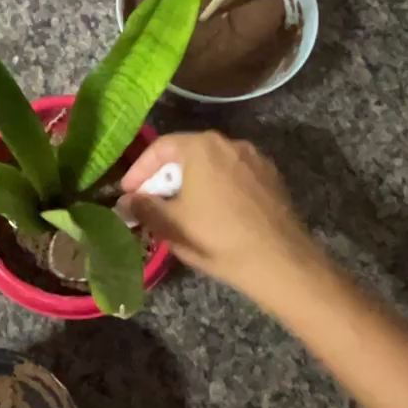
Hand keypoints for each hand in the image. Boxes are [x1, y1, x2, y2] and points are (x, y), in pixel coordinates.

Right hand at [119, 131, 330, 304]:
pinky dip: (217, 189)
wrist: (281, 263)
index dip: (139, 170)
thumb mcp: (171, 225)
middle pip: (187, 153)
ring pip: (213, 165)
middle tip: (151, 200)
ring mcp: (255, 159)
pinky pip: (234, 177)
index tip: (128, 192)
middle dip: (165, 176)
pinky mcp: (272, 178)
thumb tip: (126, 200)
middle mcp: (230, 143)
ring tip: (180, 208)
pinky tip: (213, 212)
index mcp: (202, 147)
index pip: (160, 147)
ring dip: (192, 182)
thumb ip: (144, 206)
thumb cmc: (218, 238)